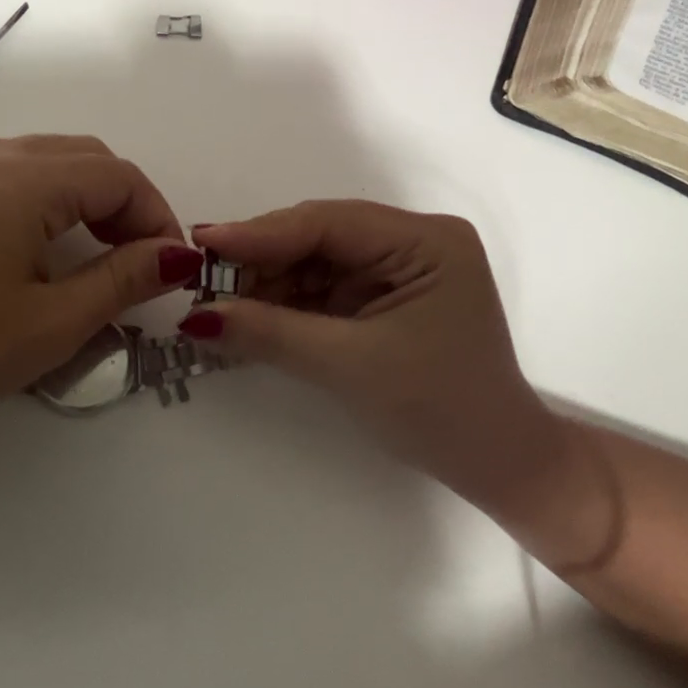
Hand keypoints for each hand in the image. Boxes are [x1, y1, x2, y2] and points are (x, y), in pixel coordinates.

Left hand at [0, 136, 203, 440]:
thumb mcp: (51, 324)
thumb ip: (122, 281)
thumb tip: (177, 256)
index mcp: (22, 182)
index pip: (119, 175)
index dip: (157, 218)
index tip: (172, 269)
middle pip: (87, 160)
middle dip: (127, 207)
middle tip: (144, 267)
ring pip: (51, 166)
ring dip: (91, 204)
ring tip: (105, 262)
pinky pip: (16, 180)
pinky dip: (52, 205)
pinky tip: (52, 252)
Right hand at [183, 201, 565, 505]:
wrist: (492, 463)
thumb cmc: (437, 408)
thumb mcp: (348, 365)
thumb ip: (271, 334)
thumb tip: (194, 318)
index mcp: (425, 242)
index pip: (328, 223)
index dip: (260, 233)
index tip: (201, 243)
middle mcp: (411, 245)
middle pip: (317, 239)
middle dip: (258, 262)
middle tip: (197, 280)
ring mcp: (395, 274)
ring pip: (312, 266)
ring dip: (264, 286)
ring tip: (211, 304)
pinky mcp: (379, 303)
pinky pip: (319, 294)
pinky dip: (282, 308)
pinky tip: (243, 318)